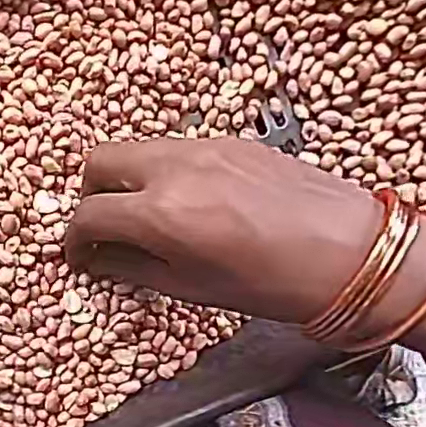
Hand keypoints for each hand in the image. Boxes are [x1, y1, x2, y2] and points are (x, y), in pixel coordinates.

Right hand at [63, 137, 383, 324]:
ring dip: (125, 179)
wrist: (351, 253)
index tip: (79, 254)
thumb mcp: (189, 287)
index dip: (74, 239)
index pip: (89, 214)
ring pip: (136, 149)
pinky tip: (186, 200)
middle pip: (99, 162)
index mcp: (159, 213)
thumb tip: (96, 257)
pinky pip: (174, 148)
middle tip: (104, 225)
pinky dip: (161, 171)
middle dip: (90, 194)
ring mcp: (203, 146)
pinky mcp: (229, 140)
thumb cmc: (268, 284)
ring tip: (144, 214)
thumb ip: (130, 266)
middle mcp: (173, 168)